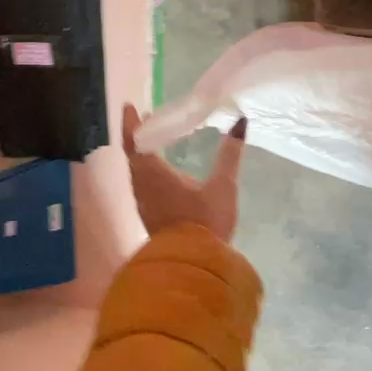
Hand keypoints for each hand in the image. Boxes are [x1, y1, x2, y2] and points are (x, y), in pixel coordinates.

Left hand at [121, 104, 246, 241]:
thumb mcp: (223, 186)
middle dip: (138, 137)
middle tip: (147, 122)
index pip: (136, 142)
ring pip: (137, 173)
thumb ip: (230, 155)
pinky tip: (160, 176)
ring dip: (141, 156)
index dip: (132, 124)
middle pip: (133, 157)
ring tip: (153, 144)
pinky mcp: (150, 218)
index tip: (131, 107)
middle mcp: (143, 187)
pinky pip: (143, 187)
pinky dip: (147, 173)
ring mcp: (145, 204)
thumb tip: (240, 122)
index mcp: (155, 174)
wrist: (193, 263)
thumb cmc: (205, 221)